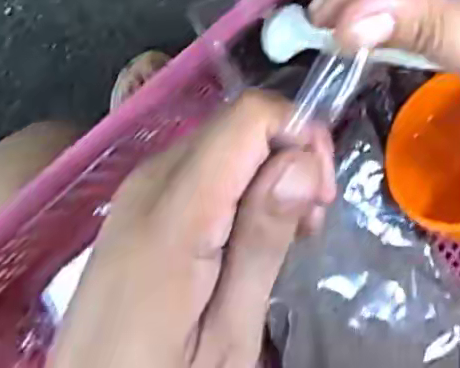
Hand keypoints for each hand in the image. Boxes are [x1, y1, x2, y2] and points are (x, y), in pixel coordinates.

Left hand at [49, 91, 335, 367]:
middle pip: (243, 121)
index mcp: (170, 214)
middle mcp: (150, 181)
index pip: (249, 116)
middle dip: (291, 154)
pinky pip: (209, 159)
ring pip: (230, 136)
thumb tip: (303, 158)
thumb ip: (262, 242)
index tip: (320, 197)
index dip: (299, 135)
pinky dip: (244, 179)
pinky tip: (248, 232)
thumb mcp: (226, 344)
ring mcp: (140, 187)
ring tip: (285, 234)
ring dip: (271, 169)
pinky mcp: (139, 200)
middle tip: (309, 224)